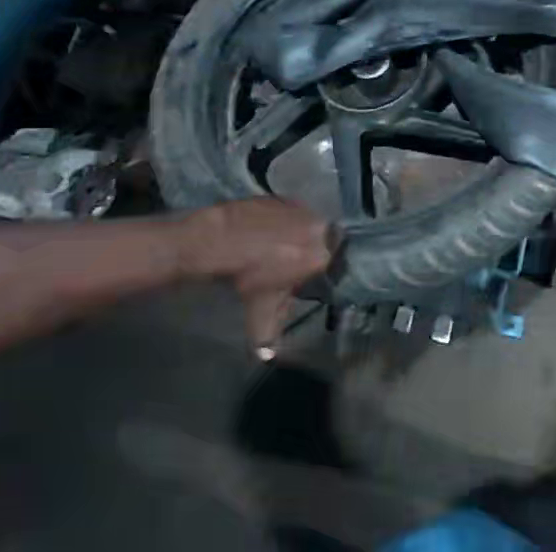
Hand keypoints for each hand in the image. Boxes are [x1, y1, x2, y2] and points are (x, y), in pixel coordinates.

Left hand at [179, 199, 335, 354]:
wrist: (221, 239)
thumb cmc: (247, 276)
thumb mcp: (260, 309)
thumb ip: (270, 332)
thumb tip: (268, 357)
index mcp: (322, 255)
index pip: (334, 262)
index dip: (319, 269)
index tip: (306, 274)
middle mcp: (321, 228)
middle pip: (323, 240)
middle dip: (310, 249)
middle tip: (290, 259)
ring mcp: (304, 209)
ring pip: (309, 224)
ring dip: (299, 233)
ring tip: (277, 244)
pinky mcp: (287, 197)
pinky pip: (293, 211)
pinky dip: (284, 220)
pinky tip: (267, 230)